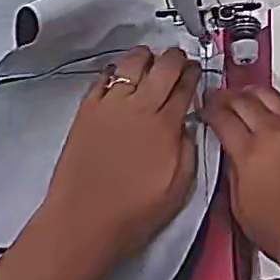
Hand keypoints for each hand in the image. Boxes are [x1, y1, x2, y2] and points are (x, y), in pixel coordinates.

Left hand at [37, 47, 200, 272]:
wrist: (84, 223)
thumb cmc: (131, 213)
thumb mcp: (178, 188)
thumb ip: (189, 151)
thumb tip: (188, 128)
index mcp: (165, 127)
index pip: (185, 86)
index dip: (193, 74)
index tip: (194, 71)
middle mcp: (140, 108)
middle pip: (164, 66)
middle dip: (176, 57)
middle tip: (179, 60)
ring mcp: (111, 106)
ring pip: (132, 63)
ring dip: (145, 57)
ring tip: (150, 58)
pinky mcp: (87, 111)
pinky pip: (102, 78)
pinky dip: (114, 71)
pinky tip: (118, 74)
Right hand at [203, 85, 279, 262]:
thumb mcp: (239, 205)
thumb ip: (231, 171)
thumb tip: (229, 154)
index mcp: (248, 152)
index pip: (222, 118)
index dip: (209, 110)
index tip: (206, 110)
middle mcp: (271, 133)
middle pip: (242, 100)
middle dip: (225, 97)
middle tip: (218, 97)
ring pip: (267, 94)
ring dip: (250, 92)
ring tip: (242, 94)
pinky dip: (276, 100)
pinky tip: (270, 103)